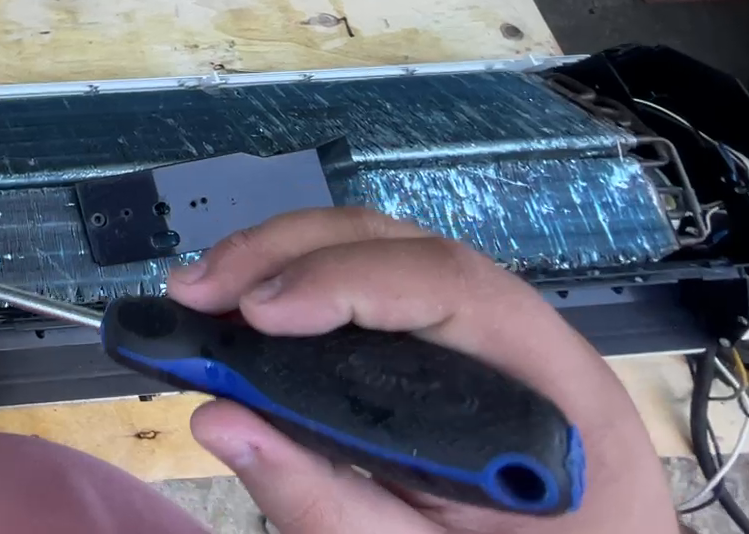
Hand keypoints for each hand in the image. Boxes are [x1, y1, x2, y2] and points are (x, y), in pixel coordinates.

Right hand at [166, 207, 675, 533]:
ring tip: (197, 292)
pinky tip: (232, 302)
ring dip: (266, 255)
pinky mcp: (418, 326)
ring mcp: (463, 319)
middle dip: (276, 255)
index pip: (447, 285)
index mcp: (556, 392)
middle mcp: (513, 331)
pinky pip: (343, 269)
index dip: (340, 281)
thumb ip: (326, 505)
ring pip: (356, 242)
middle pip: (386, 243)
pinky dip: (277, 274)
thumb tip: (214, 419)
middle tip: (192, 292)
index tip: (254, 316)